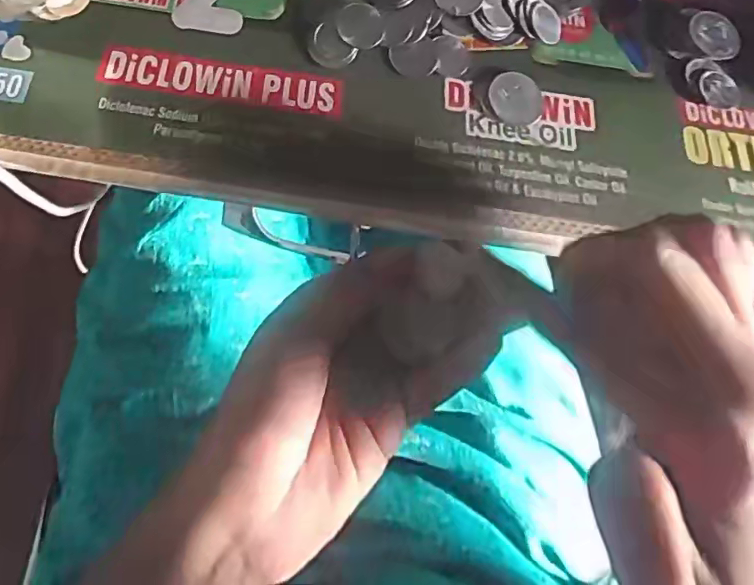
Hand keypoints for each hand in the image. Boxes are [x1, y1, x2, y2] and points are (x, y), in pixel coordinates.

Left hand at [87, 248, 503, 584]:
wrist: (252, 507)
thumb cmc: (265, 407)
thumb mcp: (297, 339)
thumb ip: (346, 297)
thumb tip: (396, 258)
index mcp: (317, 309)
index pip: (370, 273)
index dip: (407, 259)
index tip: (450, 246)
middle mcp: (347, 336)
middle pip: (401, 303)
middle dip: (439, 286)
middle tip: (487, 269)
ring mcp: (371, 378)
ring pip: (421, 340)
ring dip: (455, 321)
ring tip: (500, 298)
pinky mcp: (391, 419)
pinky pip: (428, 383)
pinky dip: (456, 363)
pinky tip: (487, 343)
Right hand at [555, 216, 753, 584]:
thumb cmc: (718, 571)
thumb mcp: (670, 580)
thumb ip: (640, 527)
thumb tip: (623, 450)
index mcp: (723, 429)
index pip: (630, 319)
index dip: (567, 302)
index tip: (537, 313)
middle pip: (669, 252)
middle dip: (599, 257)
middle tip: (567, 291)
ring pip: (702, 240)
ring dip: (635, 248)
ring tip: (604, 286)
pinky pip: (718, 258)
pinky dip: (668, 253)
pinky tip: (640, 291)